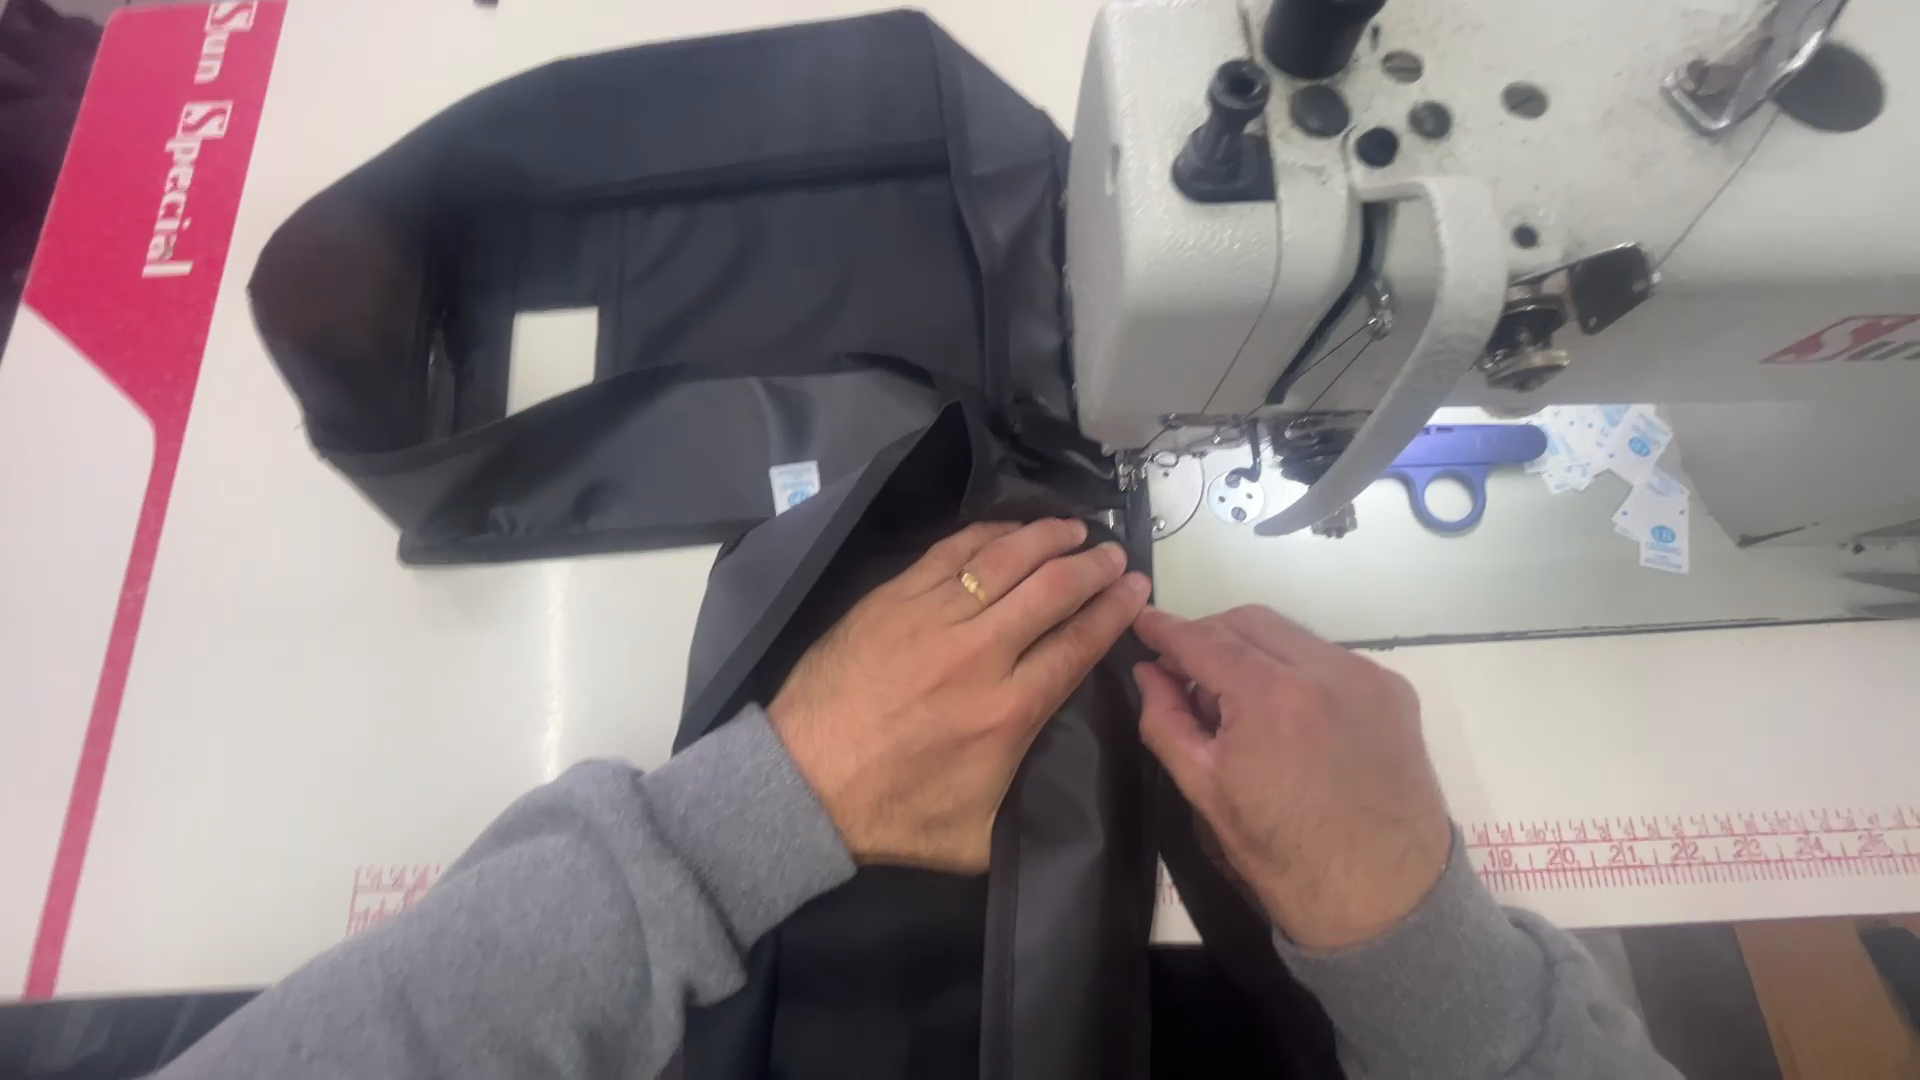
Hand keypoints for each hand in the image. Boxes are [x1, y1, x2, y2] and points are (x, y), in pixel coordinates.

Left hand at [768, 519, 1151, 873]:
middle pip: (1052, 591)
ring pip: (1005, 561)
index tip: (1135, 589)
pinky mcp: (894, 598)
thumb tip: (1056, 757)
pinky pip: (951, 552)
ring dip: (1049, 538)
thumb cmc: (890, 813)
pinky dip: (988, 534)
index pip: (1078, 644)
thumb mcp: (978, 835)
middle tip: (1115, 554)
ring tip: (1075, 528)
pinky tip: (1010, 529)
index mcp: (1008, 711)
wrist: (802, 783)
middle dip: (1093, 567)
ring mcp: (933, 617)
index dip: (1114, 611)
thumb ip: (1027, 795)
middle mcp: (979, 653)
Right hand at [1132, 606, 1451, 948]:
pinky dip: (1291, 667)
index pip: (1203, 639)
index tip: (1141, 623)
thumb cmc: (1283, 853)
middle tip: (1184, 672)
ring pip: (1288, 633)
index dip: (1165, 628)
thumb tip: (1148, 671)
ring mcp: (1367, 675)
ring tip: (1236, 698)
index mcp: (1271, 696)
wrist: (1386, 902)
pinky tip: (1283, 711)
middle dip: (1207, 635)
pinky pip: (1324, 656)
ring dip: (1250, 648)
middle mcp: (1325, 669)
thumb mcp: (1203, 788)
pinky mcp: (1394, 690)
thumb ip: (1165, 718)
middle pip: (1246, 620)